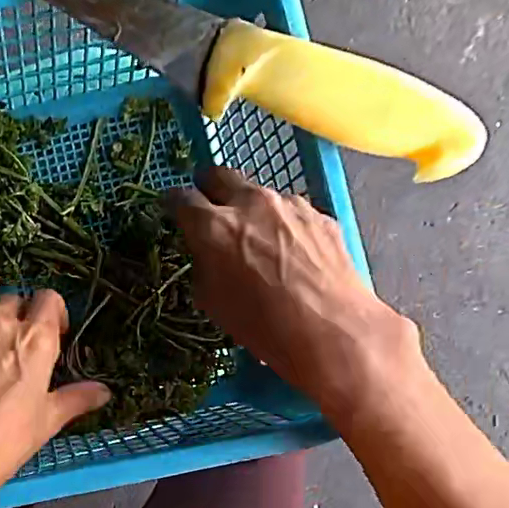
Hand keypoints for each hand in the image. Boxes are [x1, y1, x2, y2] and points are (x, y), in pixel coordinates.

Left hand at [0, 290, 108, 507]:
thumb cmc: (6, 439)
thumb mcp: (48, 420)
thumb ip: (77, 398)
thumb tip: (103, 391)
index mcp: (34, 339)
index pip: (49, 299)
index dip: (52, 314)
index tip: (51, 333)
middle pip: (11, 304)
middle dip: (15, 323)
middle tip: (12, 356)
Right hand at [165, 168, 421, 419]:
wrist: (333, 331)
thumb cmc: (266, 328)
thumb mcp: (216, 305)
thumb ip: (205, 267)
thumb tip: (209, 254)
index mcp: (214, 227)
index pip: (181, 199)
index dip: (175, 205)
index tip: (175, 212)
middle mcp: (250, 202)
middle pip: (220, 175)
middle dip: (211, 188)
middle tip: (213, 209)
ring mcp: (289, 204)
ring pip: (261, 193)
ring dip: (254, 209)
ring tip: (263, 239)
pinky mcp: (319, 214)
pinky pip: (293, 211)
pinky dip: (285, 224)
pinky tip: (295, 252)